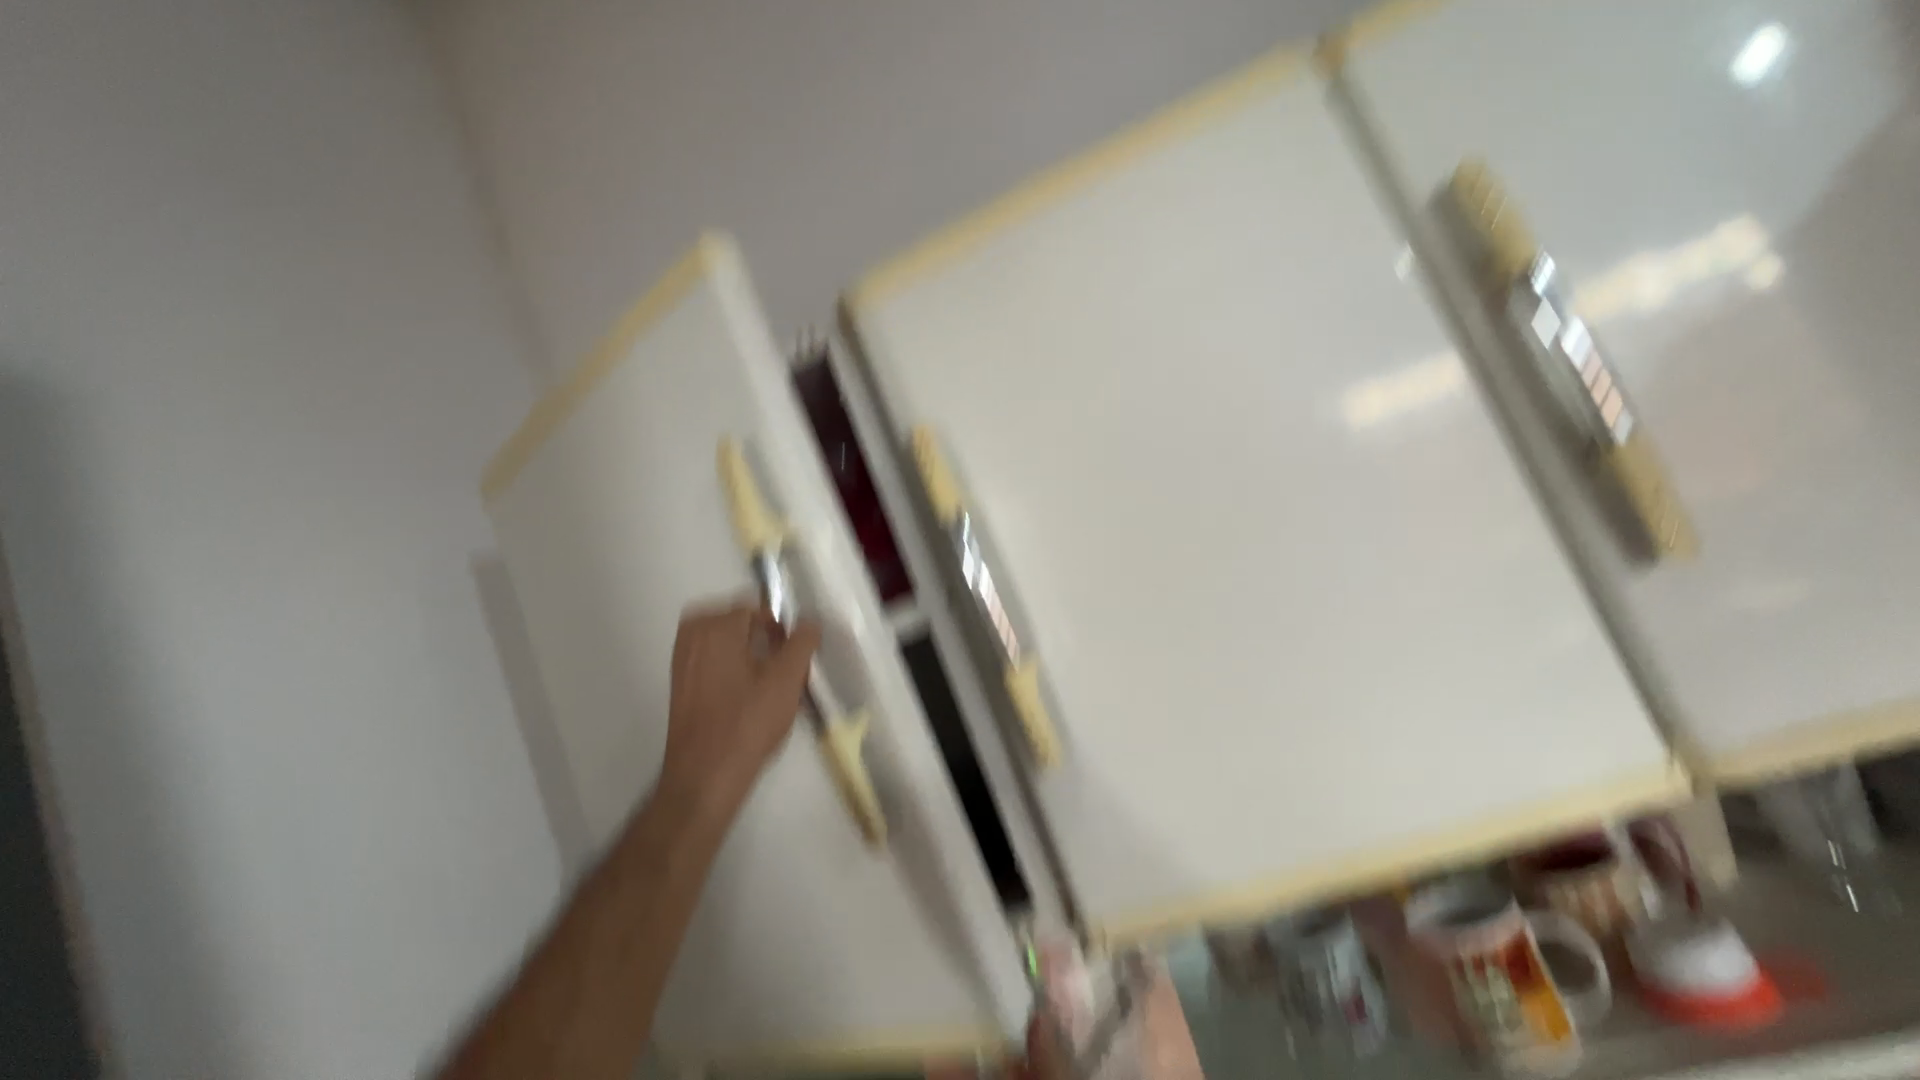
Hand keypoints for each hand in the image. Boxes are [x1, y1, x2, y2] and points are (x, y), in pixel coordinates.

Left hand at [656, 601, 820, 825]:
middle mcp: (692, 637)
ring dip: (746, 652)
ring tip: (768, 681)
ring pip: (722, 642)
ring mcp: (682, 662)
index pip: (754, 607)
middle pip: (735, 621)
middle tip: (782, 663)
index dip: (780, 625)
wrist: (705, 775)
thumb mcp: (787, 680)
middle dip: (760, 635)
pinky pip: (710, 661)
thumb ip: (802, 643)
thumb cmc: (748, 723)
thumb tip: (808, 622)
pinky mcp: (680, 687)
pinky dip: (730, 668)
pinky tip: (747, 697)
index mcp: (715, 628)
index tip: (794, 651)